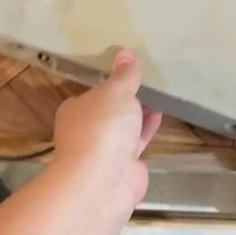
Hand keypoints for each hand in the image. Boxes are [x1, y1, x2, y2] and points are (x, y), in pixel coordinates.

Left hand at [51, 49, 162, 215]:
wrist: (103, 181)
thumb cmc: (102, 129)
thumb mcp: (116, 93)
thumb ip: (124, 75)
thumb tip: (125, 53)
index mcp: (75, 110)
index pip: (93, 93)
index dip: (111, 83)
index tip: (130, 72)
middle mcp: (86, 130)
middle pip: (109, 111)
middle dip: (127, 100)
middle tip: (150, 80)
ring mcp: (104, 151)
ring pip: (124, 127)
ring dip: (139, 113)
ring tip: (160, 94)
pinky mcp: (123, 166)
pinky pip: (137, 141)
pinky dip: (147, 128)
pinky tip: (160, 114)